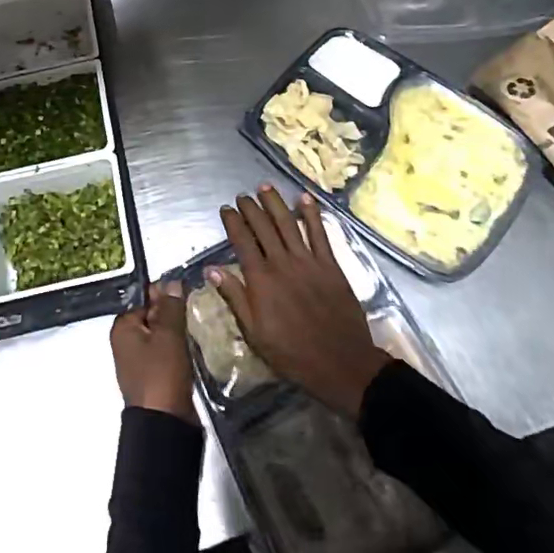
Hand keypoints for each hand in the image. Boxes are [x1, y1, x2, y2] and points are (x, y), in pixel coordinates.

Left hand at [110, 280, 197, 422]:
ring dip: (178, 335)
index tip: (186, 296)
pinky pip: (166, 355)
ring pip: (161, 337)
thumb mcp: (168, 334)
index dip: (165, 297)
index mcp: (122, 327)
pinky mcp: (154, 378)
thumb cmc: (162, 373)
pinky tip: (193, 351)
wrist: (165, 423)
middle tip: (194, 313)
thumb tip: (171, 282)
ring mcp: (139, 362)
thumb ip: (170, 307)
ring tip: (197, 330)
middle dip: (173, 316)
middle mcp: (126, 342)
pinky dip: (179, 352)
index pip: (144, 299)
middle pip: (153, 318)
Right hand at [211, 184, 389, 417]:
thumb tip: (212, 269)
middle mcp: (282, 263)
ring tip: (265, 187)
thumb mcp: (254, 332)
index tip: (226, 209)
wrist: (342, 364)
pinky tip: (305, 199)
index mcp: (261, 279)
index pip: (242, 240)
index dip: (232, 222)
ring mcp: (308, 262)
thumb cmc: (292, 353)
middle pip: (263, 227)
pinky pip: (320, 234)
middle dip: (251, 208)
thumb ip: (234, 297)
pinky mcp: (330, 266)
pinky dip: (312, 214)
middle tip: (242, 196)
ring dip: (275, 203)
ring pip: (288, 223)